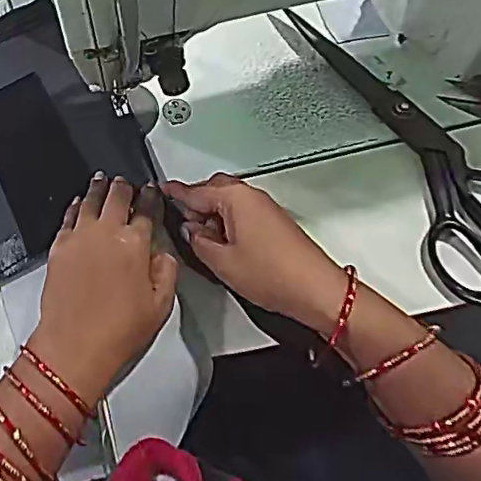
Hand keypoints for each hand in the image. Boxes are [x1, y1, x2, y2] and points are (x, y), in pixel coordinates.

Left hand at [30, 174, 178, 405]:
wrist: (75, 344)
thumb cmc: (116, 331)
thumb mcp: (160, 305)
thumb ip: (166, 272)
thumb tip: (163, 255)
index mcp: (135, 243)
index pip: (146, 209)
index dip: (151, 196)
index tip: (152, 191)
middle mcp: (106, 232)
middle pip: (117, 196)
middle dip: (124, 186)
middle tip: (126, 183)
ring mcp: (79, 236)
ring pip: (90, 199)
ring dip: (98, 188)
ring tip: (102, 180)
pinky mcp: (59, 246)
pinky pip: (69, 216)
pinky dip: (75, 206)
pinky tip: (78, 204)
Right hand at [163, 174, 348, 332]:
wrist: (317, 291)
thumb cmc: (278, 275)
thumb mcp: (221, 262)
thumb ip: (197, 241)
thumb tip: (191, 232)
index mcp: (235, 197)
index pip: (194, 190)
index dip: (175, 193)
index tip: (163, 191)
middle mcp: (251, 196)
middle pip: (213, 190)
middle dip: (196, 205)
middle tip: (183, 224)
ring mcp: (265, 207)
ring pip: (228, 202)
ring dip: (214, 215)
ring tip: (207, 243)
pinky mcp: (274, 221)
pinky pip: (243, 212)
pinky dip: (230, 223)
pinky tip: (228, 247)